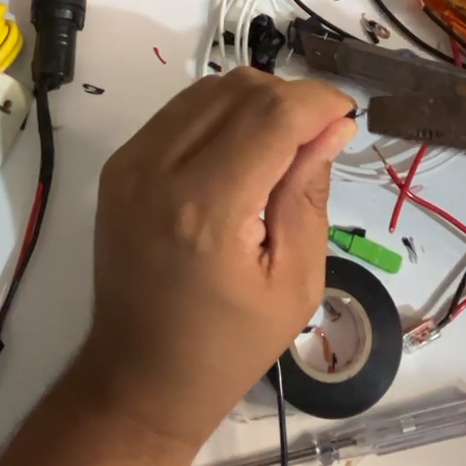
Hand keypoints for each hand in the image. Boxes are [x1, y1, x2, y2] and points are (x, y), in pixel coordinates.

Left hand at [73, 67, 354, 447]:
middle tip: (316, 139)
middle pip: (242, 90)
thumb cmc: (228, 344)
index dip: (319, 102)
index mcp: (207, 210)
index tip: (345, 118)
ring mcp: (131, 161)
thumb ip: (309, 192)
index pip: (273, 115)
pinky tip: (240, 148)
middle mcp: (160, 171)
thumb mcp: (294, 282)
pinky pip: (182, 108)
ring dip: (257, 101)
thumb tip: (334, 125)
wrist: (138, 377)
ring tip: (280, 144)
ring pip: (212, 88)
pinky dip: (222, 111)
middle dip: (292, 100)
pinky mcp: (120, 163)